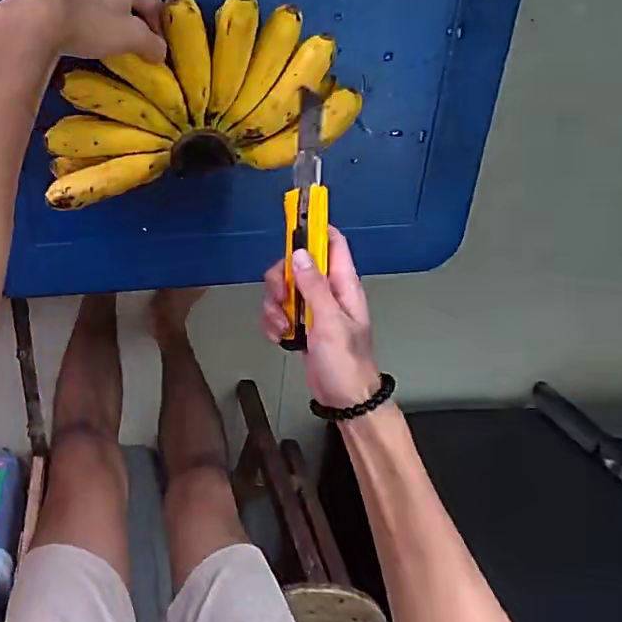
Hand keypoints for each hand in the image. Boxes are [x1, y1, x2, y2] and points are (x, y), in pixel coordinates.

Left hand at [0, 0, 166, 62]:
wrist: (39, 19)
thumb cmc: (94, 24)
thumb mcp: (132, 38)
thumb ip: (152, 45)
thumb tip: (159, 52)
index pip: (155, 5)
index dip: (160, 32)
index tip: (157, 54)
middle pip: (132, 2)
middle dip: (136, 26)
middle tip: (136, 49)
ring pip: (109, 5)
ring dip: (114, 25)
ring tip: (111, 47)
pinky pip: (88, 10)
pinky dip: (94, 24)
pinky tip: (87, 39)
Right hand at [262, 227, 379, 407]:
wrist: (344, 399)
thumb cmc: (347, 364)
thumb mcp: (330, 322)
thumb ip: (314, 287)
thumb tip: (302, 254)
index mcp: (344, 285)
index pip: (332, 242)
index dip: (315, 228)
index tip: (294, 222)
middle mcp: (329, 292)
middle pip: (298, 264)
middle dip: (283, 279)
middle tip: (283, 298)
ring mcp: (314, 308)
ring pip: (285, 288)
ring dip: (276, 306)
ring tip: (284, 327)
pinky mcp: (302, 324)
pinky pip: (280, 311)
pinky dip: (275, 322)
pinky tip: (283, 337)